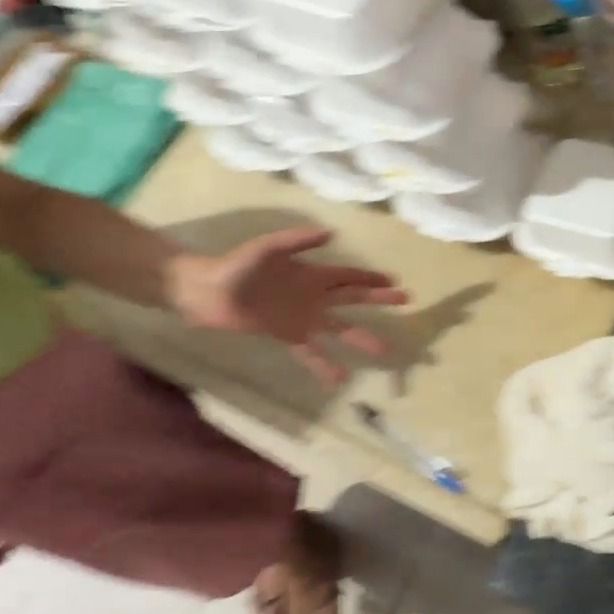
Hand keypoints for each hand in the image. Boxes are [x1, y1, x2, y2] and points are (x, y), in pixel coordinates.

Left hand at [173, 227, 408, 383]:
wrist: (207, 292)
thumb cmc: (237, 266)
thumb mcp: (267, 248)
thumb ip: (297, 241)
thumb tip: (332, 234)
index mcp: (312, 274)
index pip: (350, 276)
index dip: (372, 278)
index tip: (394, 282)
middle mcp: (314, 296)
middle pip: (354, 298)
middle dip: (379, 300)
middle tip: (406, 301)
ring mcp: (303, 317)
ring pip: (340, 328)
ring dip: (362, 338)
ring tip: (385, 350)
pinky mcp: (288, 335)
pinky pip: (312, 353)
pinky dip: (325, 366)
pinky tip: (340, 379)